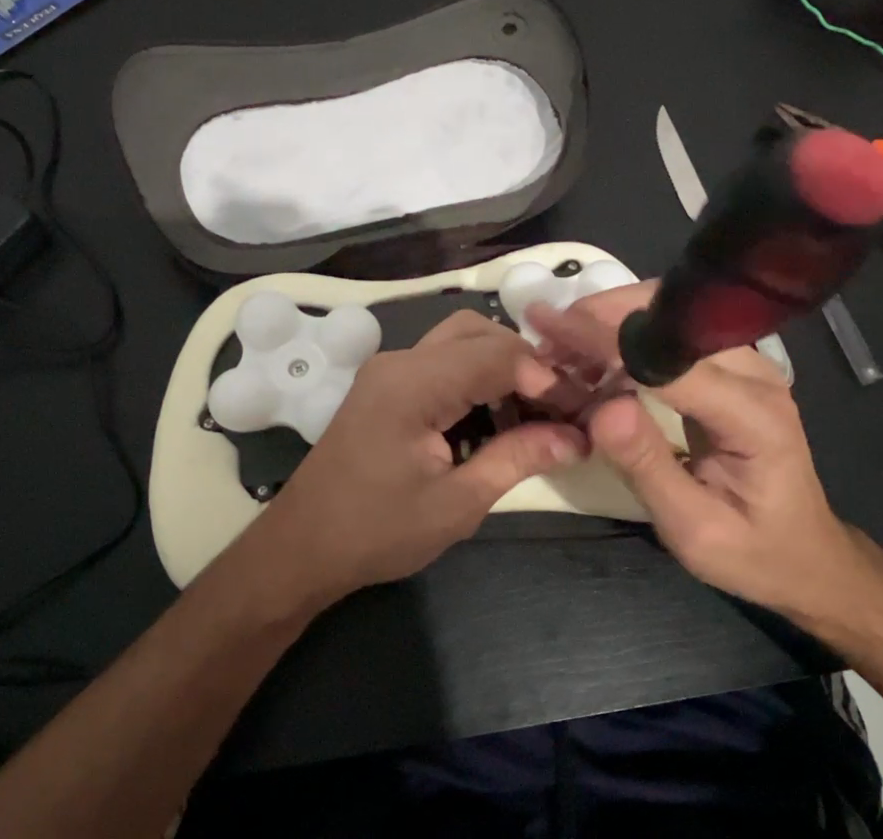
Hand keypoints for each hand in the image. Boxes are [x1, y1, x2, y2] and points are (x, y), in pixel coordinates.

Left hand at [247, 310, 587, 603]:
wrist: (302, 548)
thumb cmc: (376, 531)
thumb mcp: (457, 503)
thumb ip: (518, 459)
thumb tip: (576, 438)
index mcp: (413, 384)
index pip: (497, 355)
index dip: (545, 377)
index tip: (580, 411)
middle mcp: (400, 362)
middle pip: (479, 333)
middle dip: (526, 363)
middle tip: (560, 407)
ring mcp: (389, 372)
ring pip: (461, 343)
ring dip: (502, 370)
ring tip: (535, 416)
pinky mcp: (386, 388)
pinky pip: (443, 364)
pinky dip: (477, 381)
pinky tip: (497, 420)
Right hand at [517, 281, 868, 621]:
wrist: (805, 556)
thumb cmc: (753, 553)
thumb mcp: (693, 529)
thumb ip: (648, 467)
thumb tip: (603, 408)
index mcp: (752, 415)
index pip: (668, 358)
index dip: (603, 337)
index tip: (547, 324)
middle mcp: (756, 374)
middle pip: (670, 317)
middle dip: (601, 316)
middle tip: (545, 340)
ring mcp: (747, 365)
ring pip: (670, 315)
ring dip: (611, 322)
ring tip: (560, 350)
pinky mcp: (732, 369)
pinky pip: (673, 336)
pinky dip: (627, 337)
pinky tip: (593, 362)